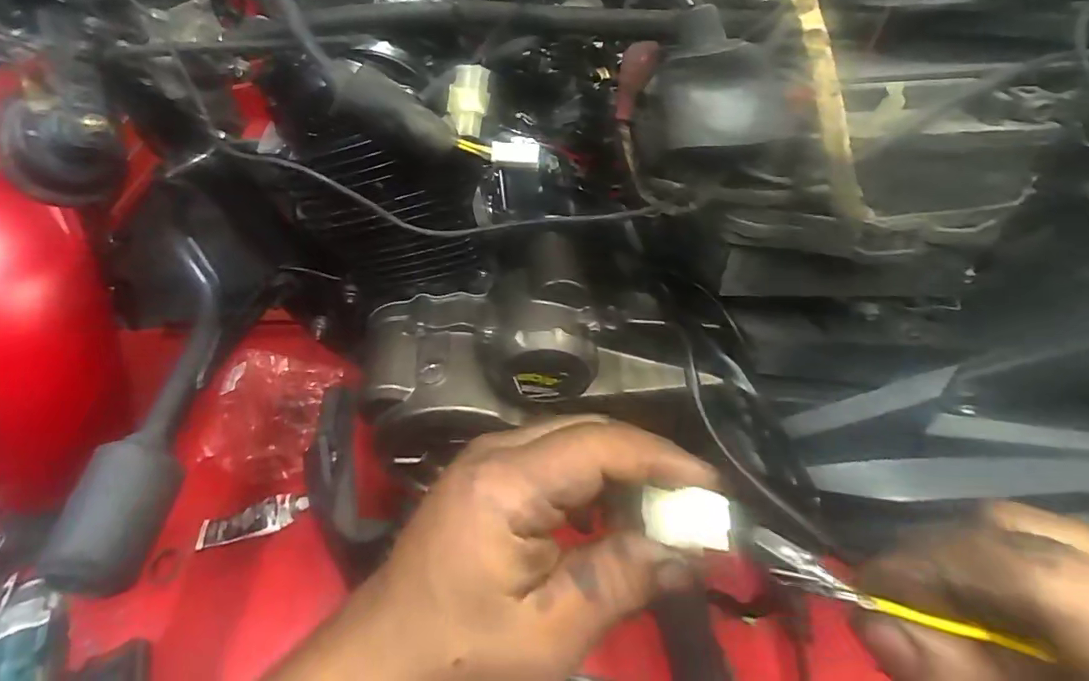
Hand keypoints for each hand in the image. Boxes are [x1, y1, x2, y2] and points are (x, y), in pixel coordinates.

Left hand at [273, 417, 717, 680]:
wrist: (378, 664)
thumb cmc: (458, 657)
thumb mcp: (547, 635)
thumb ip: (619, 582)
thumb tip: (688, 552)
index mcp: (507, 480)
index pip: (600, 444)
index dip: (660, 458)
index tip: (710, 484)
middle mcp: (497, 448)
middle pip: (589, 432)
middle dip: (647, 462)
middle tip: (694, 501)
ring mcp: (488, 456)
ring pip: (574, 440)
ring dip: (622, 470)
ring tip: (662, 512)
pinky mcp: (486, 472)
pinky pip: (554, 458)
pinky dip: (593, 481)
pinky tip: (612, 517)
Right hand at [853, 502, 1088, 680]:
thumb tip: (879, 622)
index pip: (1035, 568)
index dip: (932, 568)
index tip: (867, 590)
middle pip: (1049, 534)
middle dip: (956, 559)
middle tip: (906, 605)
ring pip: (1084, 535)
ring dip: (1006, 568)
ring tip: (972, 618)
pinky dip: (1071, 582)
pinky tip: (1061, 630)